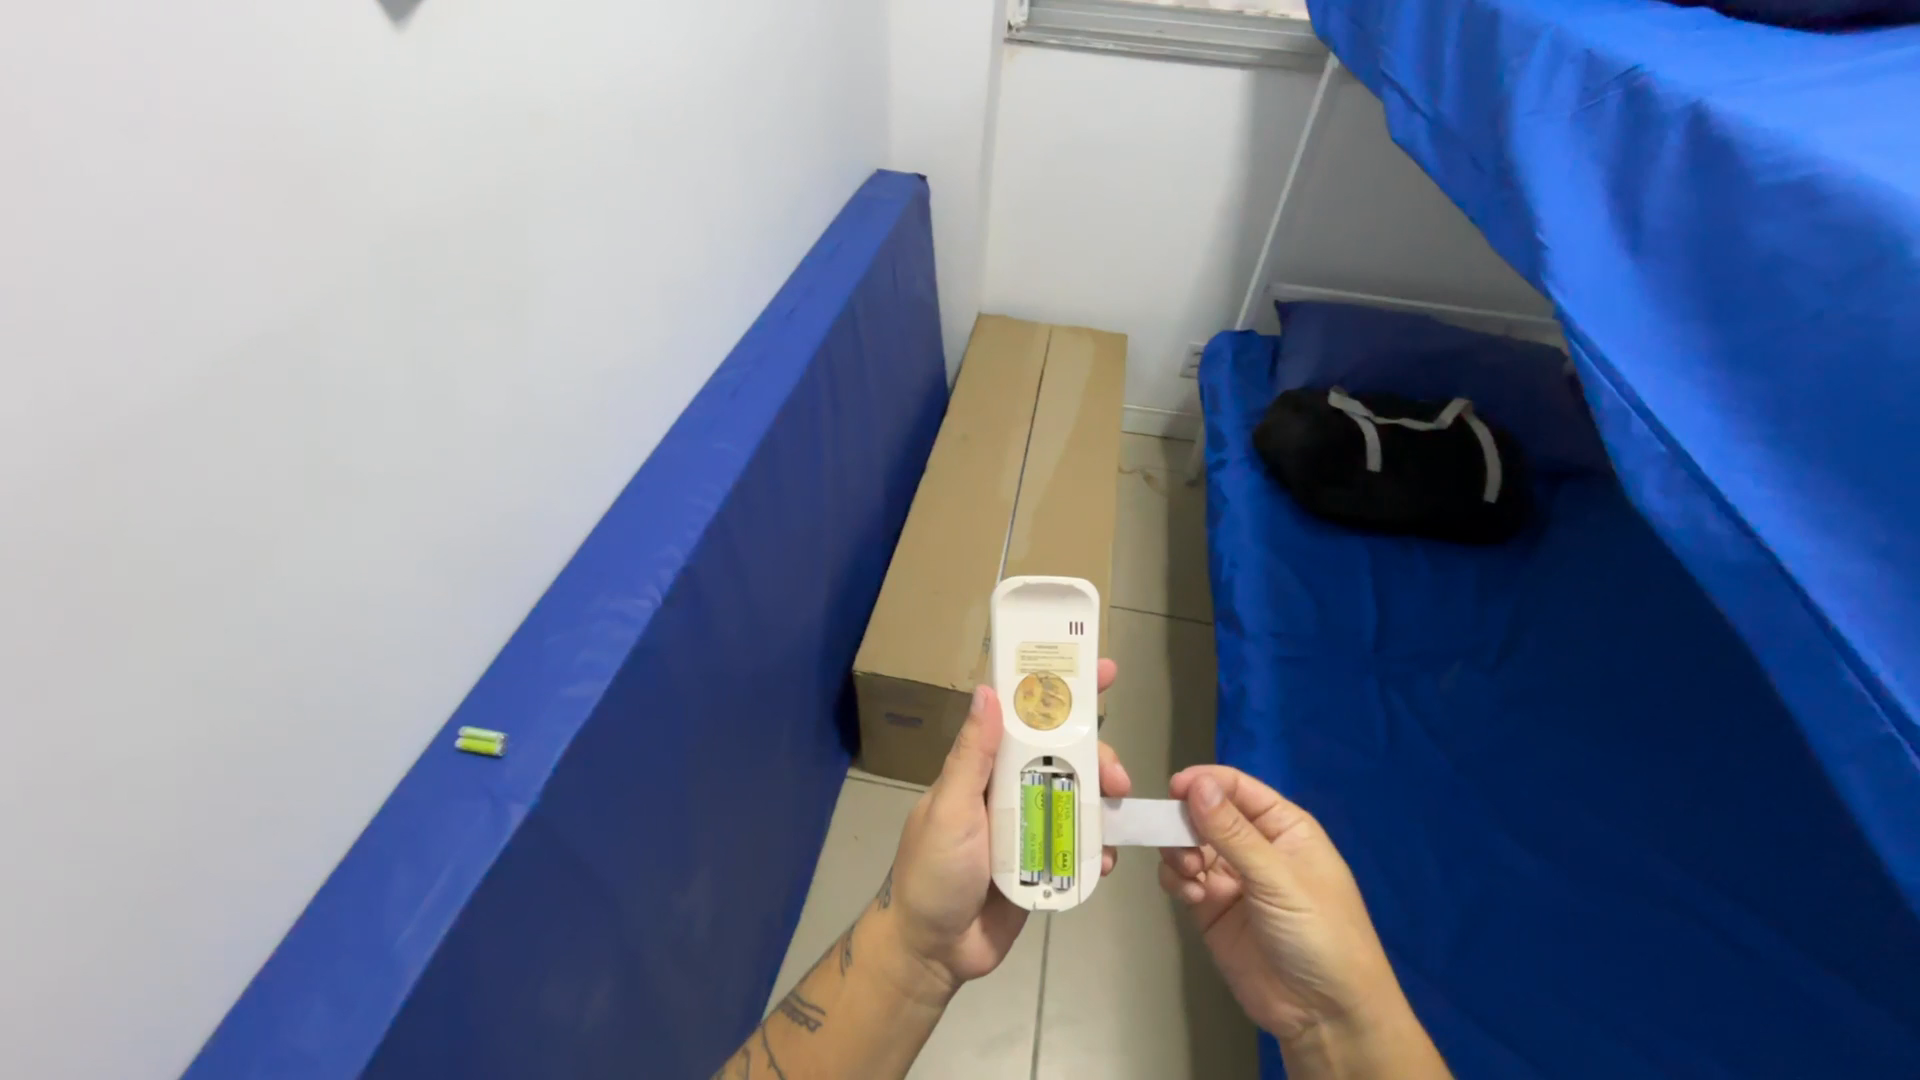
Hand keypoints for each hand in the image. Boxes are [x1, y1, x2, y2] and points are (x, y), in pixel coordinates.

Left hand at [885, 658, 1125, 990]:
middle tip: (1117, 776)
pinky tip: (1105, 859)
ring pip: (1079, 797)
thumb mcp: (950, 807)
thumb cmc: (933, 871)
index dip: (1060, 691)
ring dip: (1104, 801)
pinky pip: (1079, 845)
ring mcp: (1030, 826)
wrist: (934, 950)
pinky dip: (1098, 847)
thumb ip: (972, 754)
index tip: (1101, 670)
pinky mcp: (1044, 863)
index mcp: (986, 767)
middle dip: (1098, 756)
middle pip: (1065, 757)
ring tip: (1116, 815)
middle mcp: (1011, 788)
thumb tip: (989, 690)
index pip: (1025, 717)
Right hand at [1158, 766, 1399, 1041]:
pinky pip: (1182, 879)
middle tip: (1177, 842)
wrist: (1326, 1017)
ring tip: (1190, 876)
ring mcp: (1231, 877)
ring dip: (1179, 853)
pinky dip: (1177, 882)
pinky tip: (1192, 898)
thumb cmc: (1320, 934)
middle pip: (1205, 813)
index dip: (1205, 782)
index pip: (1236, 787)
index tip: (1173, 789)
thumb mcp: (1279, 878)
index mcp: (1282, 827)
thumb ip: (1232, 831)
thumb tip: (1196, 782)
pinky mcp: (1211, 907)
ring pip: (1187, 844)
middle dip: (1185, 822)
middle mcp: (1254, 845)